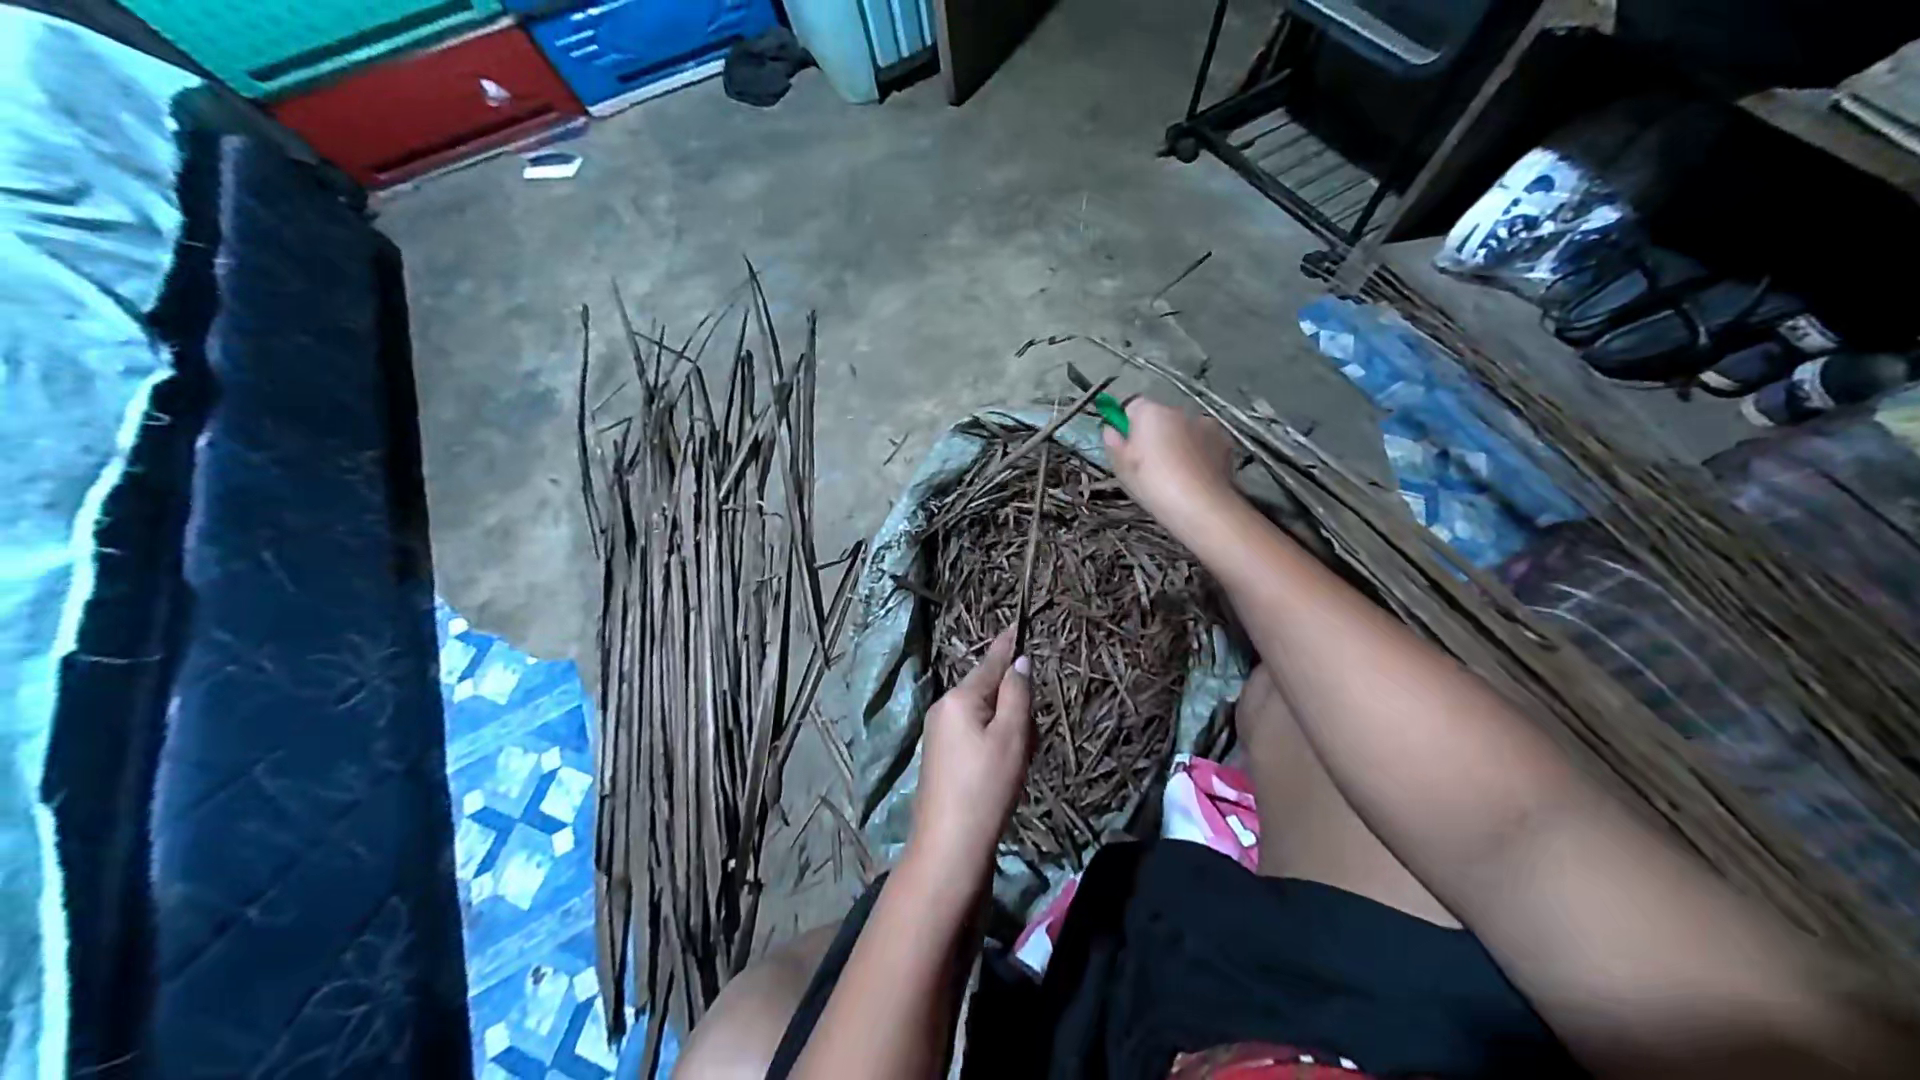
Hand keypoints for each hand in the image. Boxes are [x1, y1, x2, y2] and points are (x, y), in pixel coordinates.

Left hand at [907, 626, 1032, 883]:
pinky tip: (1004, 773)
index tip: (1018, 624)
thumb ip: (1017, 694)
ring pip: (986, 717)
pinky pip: (976, 736)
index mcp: (958, 698)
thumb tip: (1020, 661)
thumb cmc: (986, 786)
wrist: (950, 846)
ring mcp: (940, 734)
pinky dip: (996, 745)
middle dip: (1015, 707)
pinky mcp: (942, 757)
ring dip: (1009, 731)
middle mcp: (944, 709)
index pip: (991, 663)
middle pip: (990, 691)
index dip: (1008, 645)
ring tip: (1017, 766)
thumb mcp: (1012, 736)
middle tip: (1029, 742)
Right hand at [1102, 397, 1238, 524]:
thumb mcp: (1122, 468)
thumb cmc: (1154, 485)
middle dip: (1156, 434)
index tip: (1128, 446)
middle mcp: (1179, 411)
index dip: (1128, 424)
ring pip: (1185, 429)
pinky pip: (1205, 441)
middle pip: (1161, 417)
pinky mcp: (1225, 441)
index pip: (1133, 406)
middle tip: (1150, 464)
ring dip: (1179, 442)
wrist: (1200, 505)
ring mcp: (1206, 424)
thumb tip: (1111, 430)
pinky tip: (1196, 474)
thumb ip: (1114, 443)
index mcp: (1150, 413)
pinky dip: (1200, 452)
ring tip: (1176, 472)